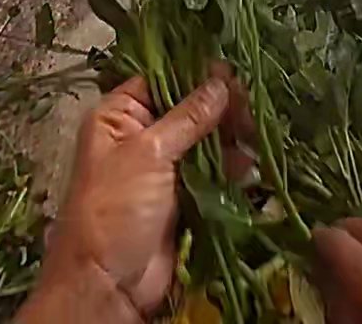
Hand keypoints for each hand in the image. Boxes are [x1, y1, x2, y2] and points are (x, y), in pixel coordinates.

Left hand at [19, 73, 230, 322]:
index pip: (162, 77)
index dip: (195, 73)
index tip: (230, 72)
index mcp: (120, 114)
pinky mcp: (181, 192)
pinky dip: (229, 165)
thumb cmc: (115, 208)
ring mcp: (162, 164)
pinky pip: (209, 168)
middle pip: (187, 106)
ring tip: (253, 133)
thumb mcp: (150, 153)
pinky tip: (248, 163)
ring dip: (228, 135)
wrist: (108, 288)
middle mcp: (140, 133)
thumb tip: (221, 81)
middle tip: (248, 107)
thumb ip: (189, 117)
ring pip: (202, 137)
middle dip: (218, 106)